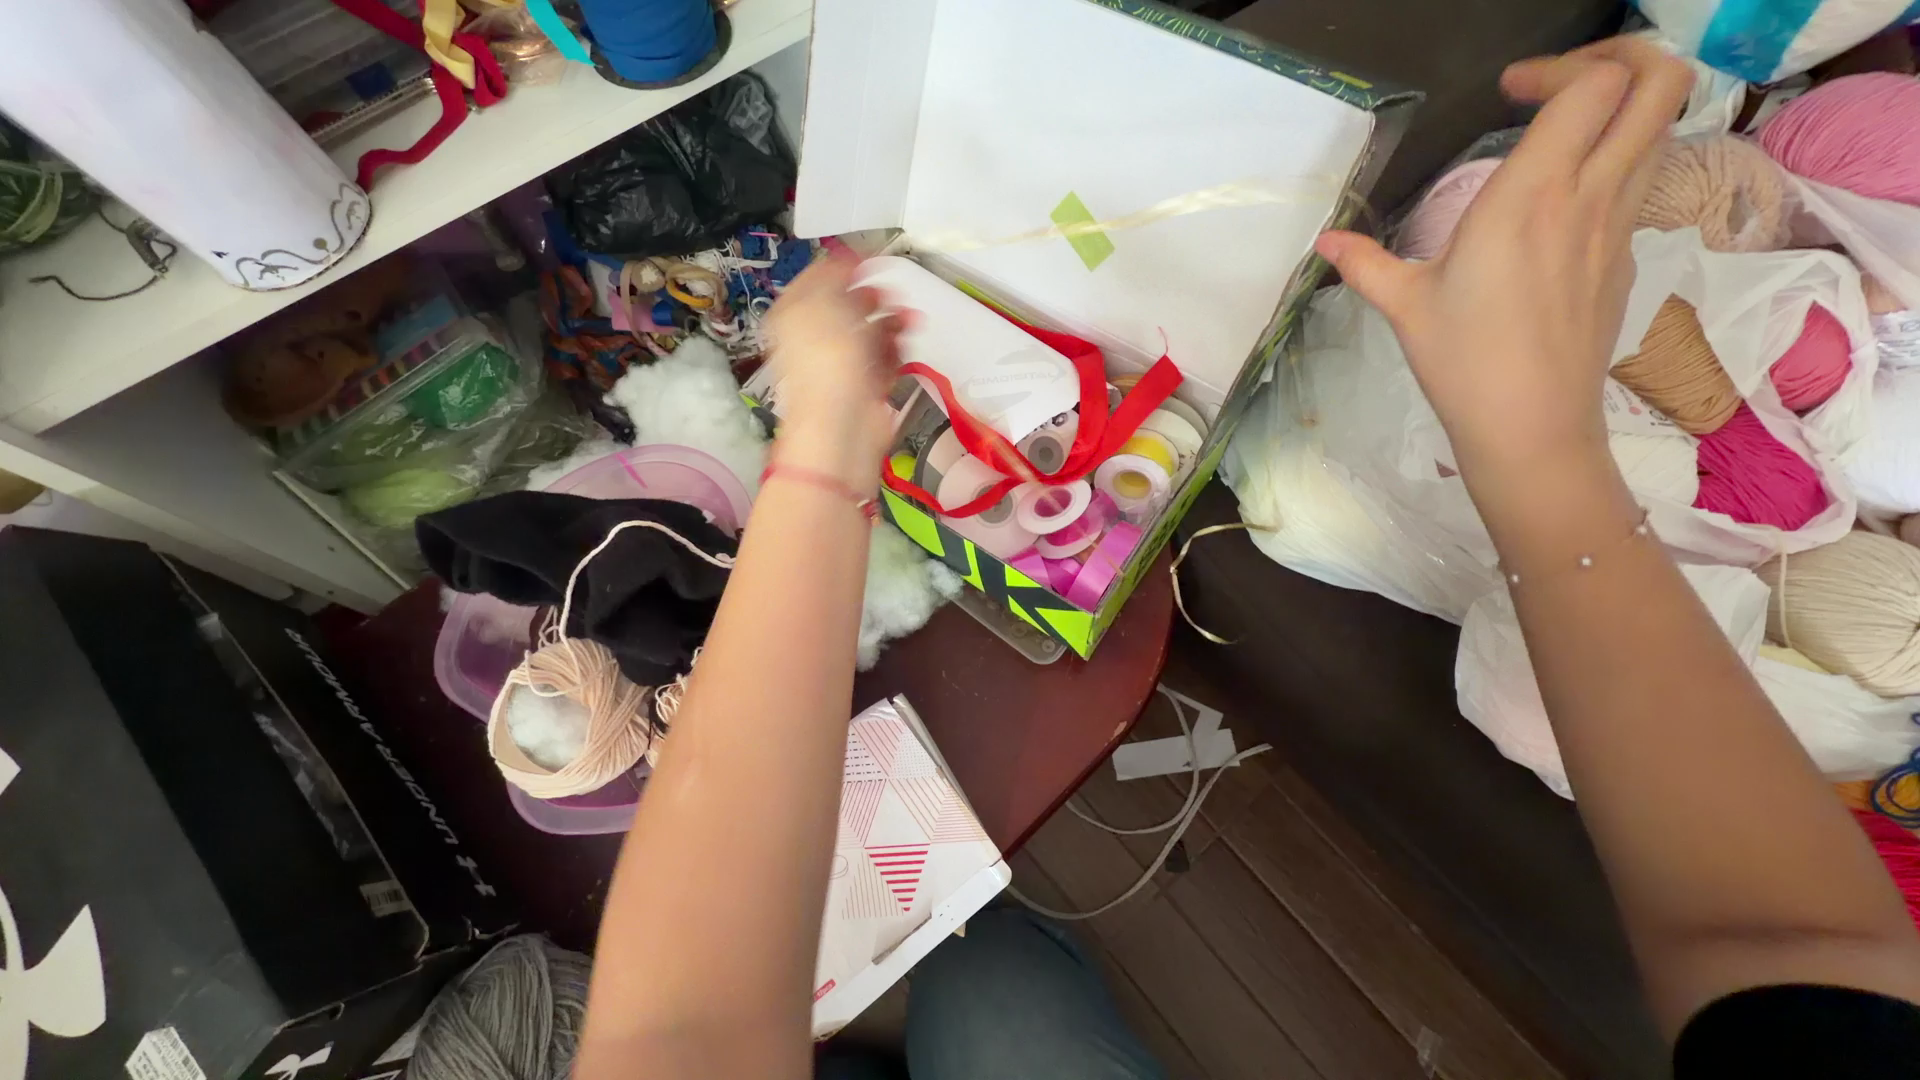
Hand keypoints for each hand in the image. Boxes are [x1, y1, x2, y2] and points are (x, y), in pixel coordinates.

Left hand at [764, 255, 908, 492]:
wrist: (842, 427)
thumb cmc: (827, 366)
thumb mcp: (825, 304)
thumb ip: (836, 274)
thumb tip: (848, 259)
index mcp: (794, 315)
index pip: (818, 279)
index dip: (844, 266)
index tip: (870, 259)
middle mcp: (814, 338)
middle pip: (848, 305)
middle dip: (874, 297)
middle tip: (890, 296)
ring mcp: (840, 364)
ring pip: (871, 332)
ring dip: (892, 323)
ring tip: (908, 321)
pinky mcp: (864, 385)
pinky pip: (884, 359)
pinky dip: (895, 352)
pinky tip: (902, 347)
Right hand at [1315, 37, 1693, 487]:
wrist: (1529, 422)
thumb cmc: (1461, 361)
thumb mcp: (1403, 306)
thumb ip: (1364, 262)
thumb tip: (1325, 242)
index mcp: (1530, 196)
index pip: (1591, 87)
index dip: (1558, 67)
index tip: (1507, 92)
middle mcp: (1589, 196)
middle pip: (1661, 80)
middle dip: (1624, 57)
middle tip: (1562, 84)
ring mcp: (1618, 224)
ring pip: (1663, 125)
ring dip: (1626, 106)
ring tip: (1567, 129)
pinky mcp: (1623, 254)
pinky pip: (1641, 178)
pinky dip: (1617, 158)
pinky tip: (1562, 196)